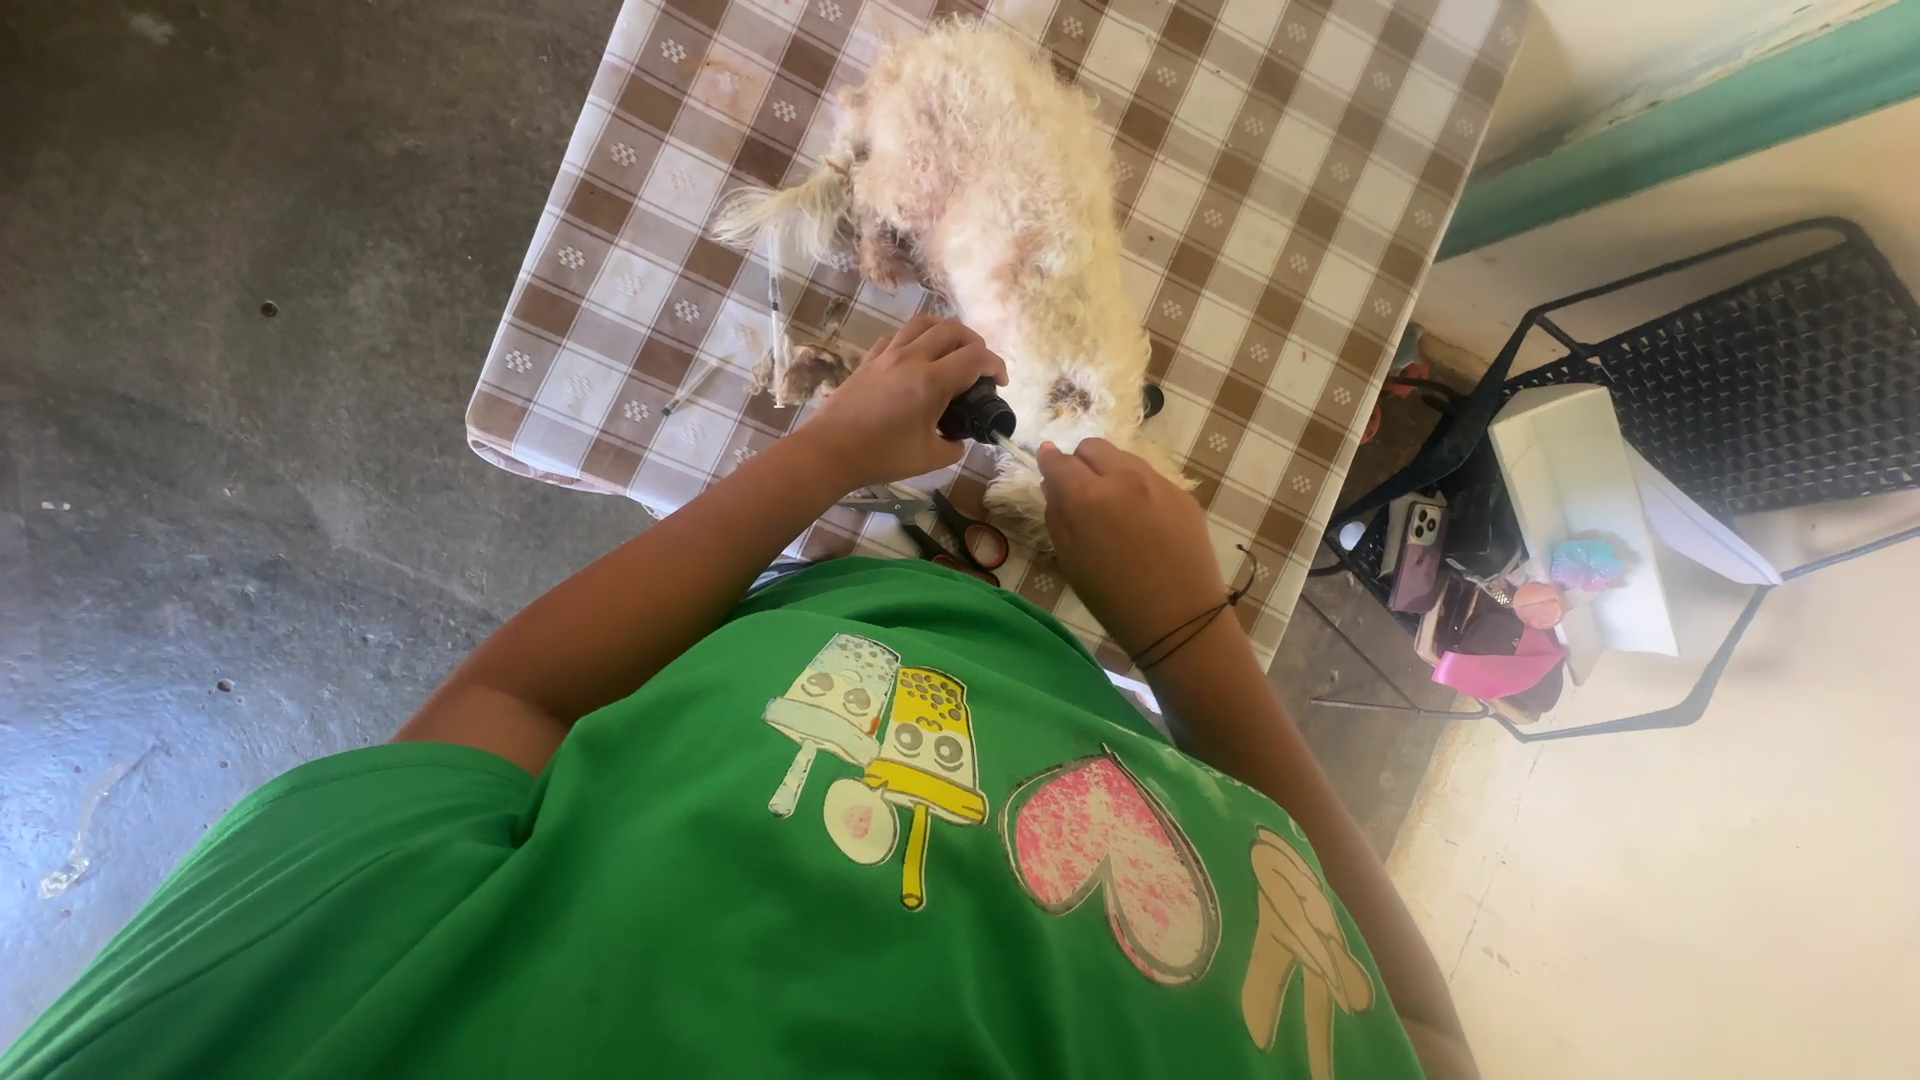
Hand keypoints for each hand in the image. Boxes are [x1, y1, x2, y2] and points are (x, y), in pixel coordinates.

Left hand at [796, 316, 1007, 490]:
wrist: (831, 451)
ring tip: (952, 351)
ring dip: (945, 332)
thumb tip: (958, 439)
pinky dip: (916, 340)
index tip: (1000, 383)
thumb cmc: (882, 456)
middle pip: (953, 330)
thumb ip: (953, 445)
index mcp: (931, 382)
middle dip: (975, 343)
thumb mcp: (929, 458)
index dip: (995, 366)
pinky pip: (899, 336)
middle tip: (979, 366)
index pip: (975, 358)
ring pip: (924, 323)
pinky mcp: (869, 360)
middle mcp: (912, 358)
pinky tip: (916, 358)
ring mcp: (887, 355)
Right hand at [1037, 438, 1233, 657]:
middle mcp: (1123, 478)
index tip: (1044, 461)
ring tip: (1112, 506)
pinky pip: (1150, 477)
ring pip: (1123, 458)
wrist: (1180, 620)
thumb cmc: (1114, 599)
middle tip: (1080, 490)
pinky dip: (1137, 488)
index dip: (1048, 460)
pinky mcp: (1183, 494)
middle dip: (1080, 462)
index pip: (1059, 462)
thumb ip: (1057, 515)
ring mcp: (1158, 483)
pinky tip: (1142, 521)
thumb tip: (1053, 485)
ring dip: (1109, 471)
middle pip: (1093, 447)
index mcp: (1087, 497)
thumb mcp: (1070, 560)